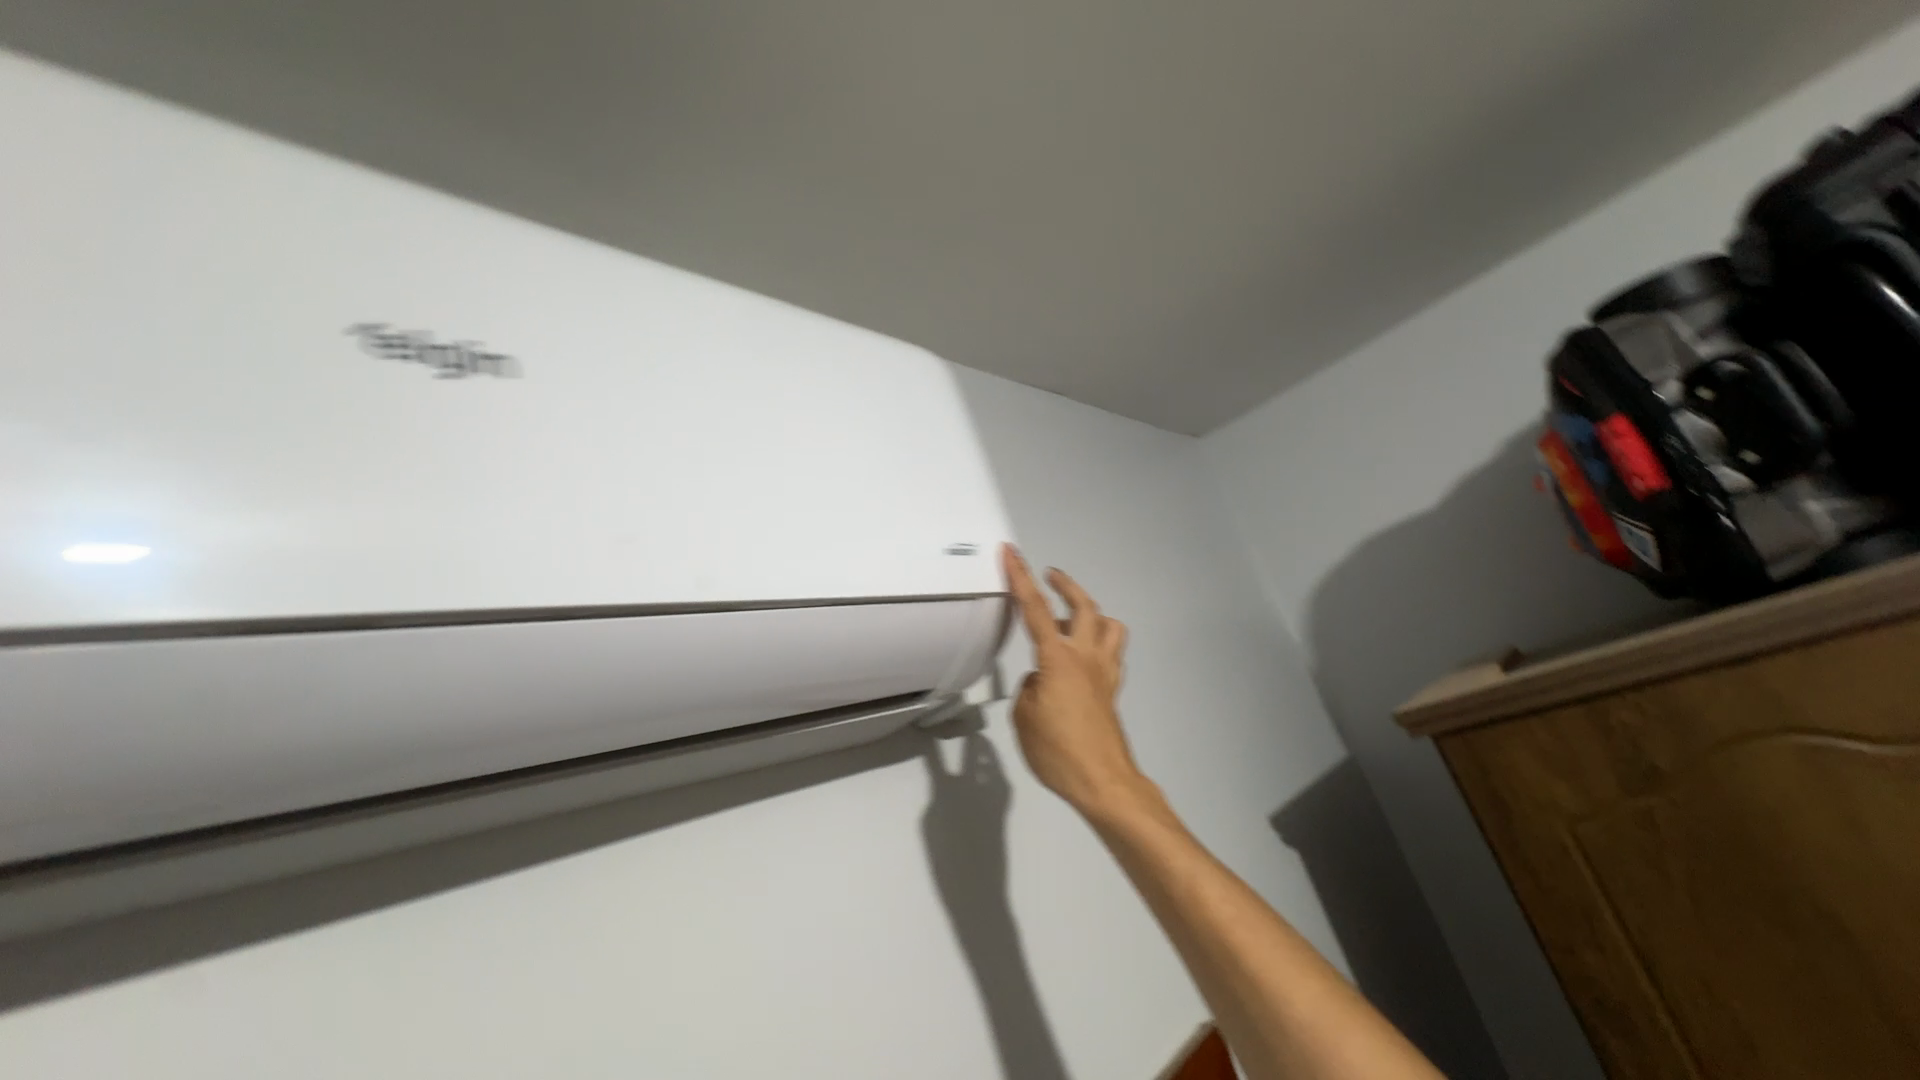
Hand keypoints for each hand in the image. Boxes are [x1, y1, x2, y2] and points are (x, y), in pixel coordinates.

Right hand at [1001, 544, 1148, 816]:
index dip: (1021, 578)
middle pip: (1084, 607)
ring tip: (1074, 616)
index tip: (1011, 553)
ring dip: (1092, 612)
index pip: (1034, 609)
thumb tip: (1041, 681)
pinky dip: (1100, 641)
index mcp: (1058, 659)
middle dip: (1066, 586)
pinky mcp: (1112, 690)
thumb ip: (1030, 689)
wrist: (1103, 781)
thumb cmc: (1058, 751)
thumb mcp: (1024, 718)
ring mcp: (1104, 672)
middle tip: (1051, 576)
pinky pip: (1112, 652)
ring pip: (1110, 626)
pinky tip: (1085, 654)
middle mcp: (1085, 657)